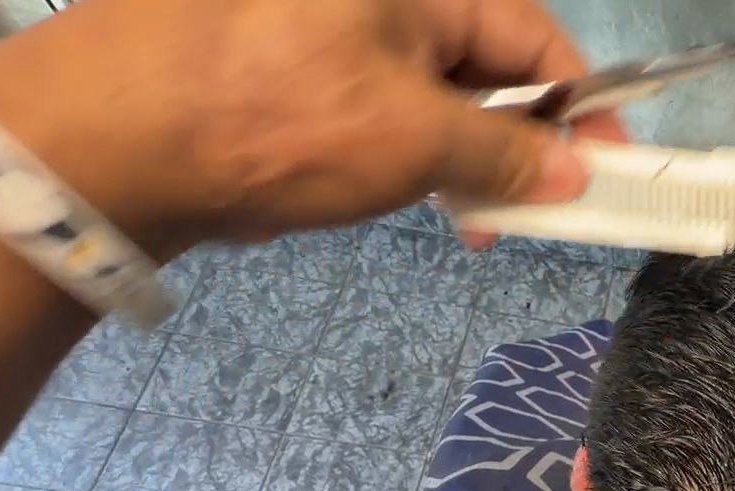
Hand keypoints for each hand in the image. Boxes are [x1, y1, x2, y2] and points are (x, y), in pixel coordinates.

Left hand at [0, 0, 626, 252]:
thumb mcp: (416, 136)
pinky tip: (442, 206)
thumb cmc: (284, 121)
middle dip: (528, 146)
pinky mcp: (326, 79)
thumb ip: (509, 152)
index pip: (535, 43)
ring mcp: (354, 38)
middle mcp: (390, 0)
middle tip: (543, 211)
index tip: (609, 168)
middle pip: (496, 72)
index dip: (582, 109)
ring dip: (482, 166)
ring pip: (453, 102)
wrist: (125, 141)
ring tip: (483, 224)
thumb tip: (578, 171)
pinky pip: (409, 118)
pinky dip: (436, 164)